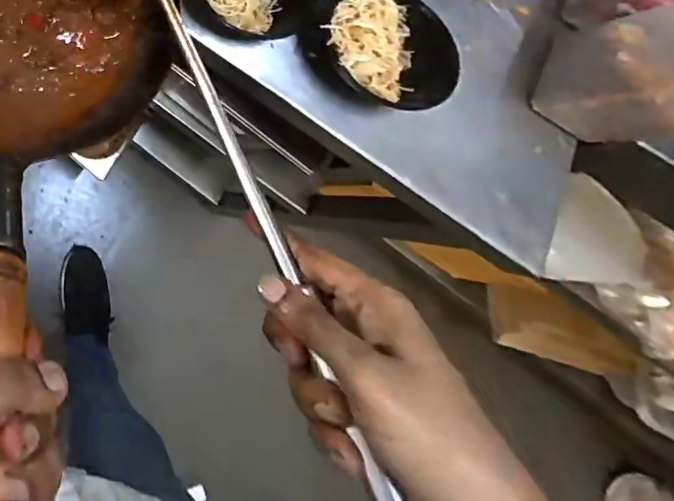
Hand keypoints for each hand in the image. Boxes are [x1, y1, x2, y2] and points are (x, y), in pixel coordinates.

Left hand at [0, 329, 67, 500]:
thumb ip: (0, 385)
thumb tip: (57, 378)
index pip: (8, 329)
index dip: (27, 349)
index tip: (32, 376)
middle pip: (38, 384)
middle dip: (31, 418)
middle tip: (8, 442)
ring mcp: (0, 437)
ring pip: (46, 431)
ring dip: (30, 463)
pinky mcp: (12, 477)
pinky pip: (43, 471)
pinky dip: (28, 488)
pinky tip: (1, 498)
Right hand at [257, 234, 546, 500]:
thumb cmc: (427, 429)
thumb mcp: (364, 373)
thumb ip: (312, 326)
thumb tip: (268, 281)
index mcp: (376, 307)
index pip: (318, 261)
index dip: (283, 245)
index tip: (246, 220)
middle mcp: (368, 332)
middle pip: (302, 315)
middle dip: (297, 348)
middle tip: (304, 363)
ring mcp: (367, 374)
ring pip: (308, 366)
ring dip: (317, 400)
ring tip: (346, 425)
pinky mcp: (365, 413)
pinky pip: (322, 405)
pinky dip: (331, 431)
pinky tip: (354, 452)